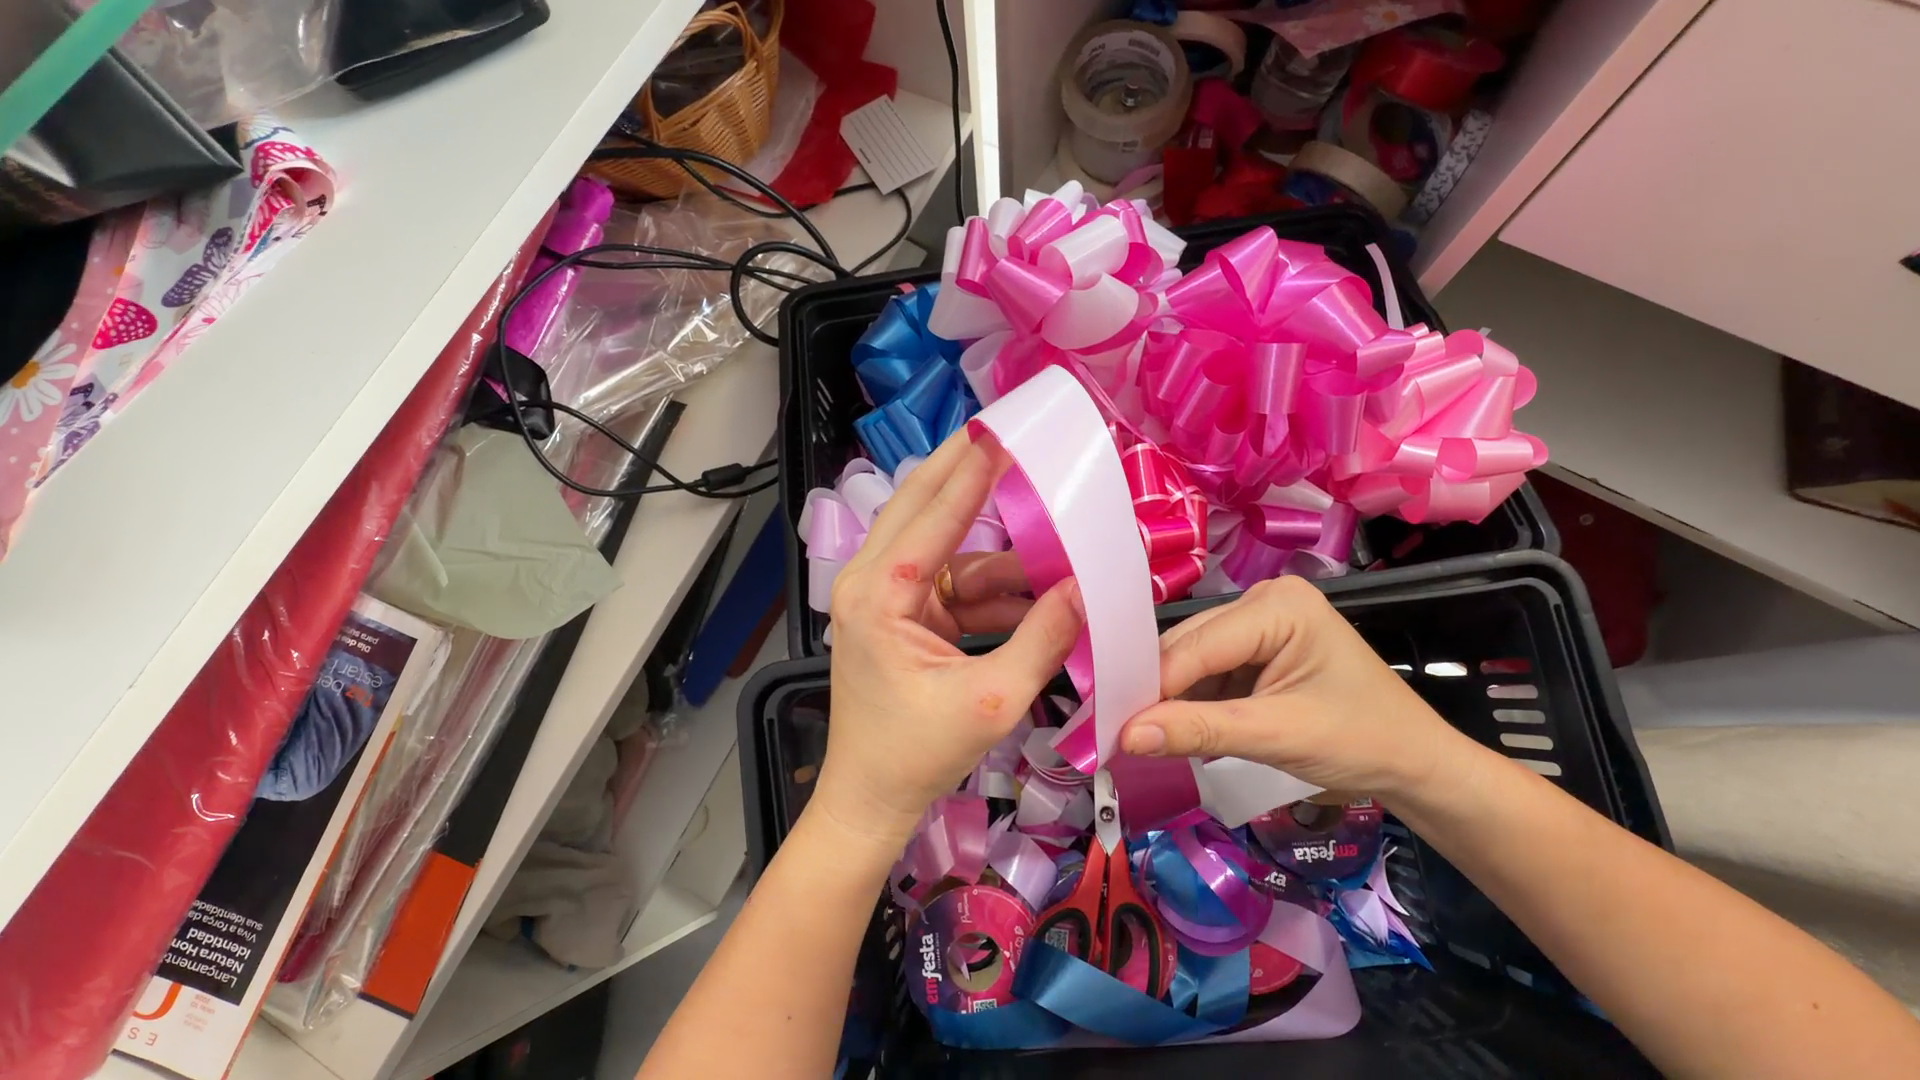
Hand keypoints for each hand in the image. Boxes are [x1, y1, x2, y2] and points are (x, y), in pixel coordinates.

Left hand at [814, 431, 1083, 849]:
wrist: (872, 798)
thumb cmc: (917, 754)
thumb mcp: (992, 699)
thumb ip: (1043, 638)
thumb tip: (1087, 587)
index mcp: (879, 595)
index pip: (932, 515)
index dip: (973, 472)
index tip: (1004, 429)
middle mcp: (872, 581)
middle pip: (921, 505)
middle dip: (965, 470)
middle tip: (1005, 429)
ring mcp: (886, 595)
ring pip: (946, 545)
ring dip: (998, 547)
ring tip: (1054, 530)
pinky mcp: (903, 613)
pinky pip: (954, 581)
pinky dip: (993, 585)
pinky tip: (1039, 588)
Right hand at [1119, 576, 1482, 800]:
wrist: (1415, 765)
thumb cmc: (1361, 741)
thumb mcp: (1276, 735)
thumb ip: (1200, 731)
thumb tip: (1125, 737)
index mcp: (1278, 605)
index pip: (1197, 644)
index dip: (1153, 687)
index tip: (1110, 728)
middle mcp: (1264, 601)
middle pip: (1189, 646)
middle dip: (1158, 691)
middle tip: (1117, 735)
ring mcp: (1260, 623)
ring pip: (1192, 660)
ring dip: (1170, 698)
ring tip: (1137, 736)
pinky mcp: (1258, 649)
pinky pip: (1208, 672)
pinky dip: (1190, 702)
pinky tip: (1173, 728)